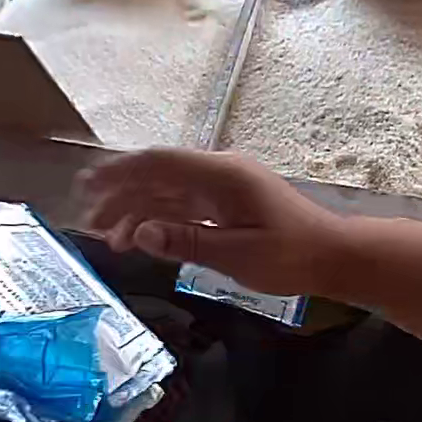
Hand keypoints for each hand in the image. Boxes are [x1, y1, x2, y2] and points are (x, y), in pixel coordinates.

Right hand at [74, 148, 354, 296]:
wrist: (334, 256)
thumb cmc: (292, 256)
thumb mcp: (239, 254)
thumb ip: (188, 241)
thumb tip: (141, 234)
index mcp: (222, 176)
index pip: (159, 164)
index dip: (119, 174)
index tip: (88, 189)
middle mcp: (220, 174)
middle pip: (159, 177)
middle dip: (122, 198)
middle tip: (91, 224)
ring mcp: (226, 188)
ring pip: (171, 193)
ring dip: (140, 212)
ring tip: (113, 239)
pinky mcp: (231, 204)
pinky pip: (188, 206)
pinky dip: (165, 220)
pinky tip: (147, 238)